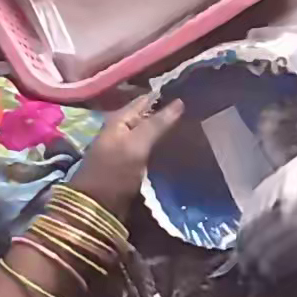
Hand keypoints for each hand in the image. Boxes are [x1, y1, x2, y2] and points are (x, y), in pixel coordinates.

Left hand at [68, 94, 186, 217]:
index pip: (146, 99)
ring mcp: (127, 148)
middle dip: (170, 114)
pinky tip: (181, 149)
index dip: (166, 94)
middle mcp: (122, 129)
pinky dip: (164, 148)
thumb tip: (180, 102)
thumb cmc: (114, 171)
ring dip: (168, 132)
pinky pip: (152, 150)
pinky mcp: (132, 165)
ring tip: (196, 128)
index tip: (192, 90)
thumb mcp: (136, 145)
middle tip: (199, 111)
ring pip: (152, 134)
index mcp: (119, 119)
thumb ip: (156, 123)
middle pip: (149, 116)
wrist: (97, 206)